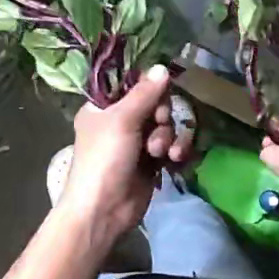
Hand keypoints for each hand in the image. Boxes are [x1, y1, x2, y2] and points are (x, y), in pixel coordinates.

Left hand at [58, 66, 191, 242]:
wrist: (103, 210)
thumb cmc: (104, 159)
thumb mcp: (122, 120)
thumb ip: (145, 93)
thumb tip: (162, 67)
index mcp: (102, 107)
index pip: (131, 85)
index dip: (148, 88)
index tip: (157, 93)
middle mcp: (119, 121)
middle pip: (154, 104)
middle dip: (161, 116)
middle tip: (156, 124)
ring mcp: (136, 143)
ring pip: (164, 125)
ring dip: (167, 136)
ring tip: (159, 153)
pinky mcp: (150, 162)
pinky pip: (170, 146)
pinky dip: (175, 150)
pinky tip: (176, 159)